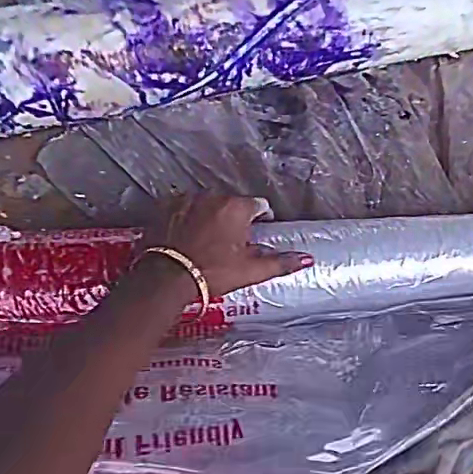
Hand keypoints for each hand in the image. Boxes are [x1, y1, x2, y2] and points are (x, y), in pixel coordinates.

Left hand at [150, 194, 311, 296]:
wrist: (167, 277)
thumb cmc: (212, 272)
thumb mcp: (251, 270)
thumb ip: (281, 262)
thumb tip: (307, 259)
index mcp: (236, 207)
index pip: (259, 205)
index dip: (261, 219)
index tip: (257, 233)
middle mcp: (212, 196)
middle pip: (231, 203)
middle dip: (234, 218)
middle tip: (232, 243)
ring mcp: (185, 199)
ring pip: (206, 204)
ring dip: (210, 216)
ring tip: (208, 240)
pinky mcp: (165, 207)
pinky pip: (183, 208)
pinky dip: (187, 218)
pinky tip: (188, 236)